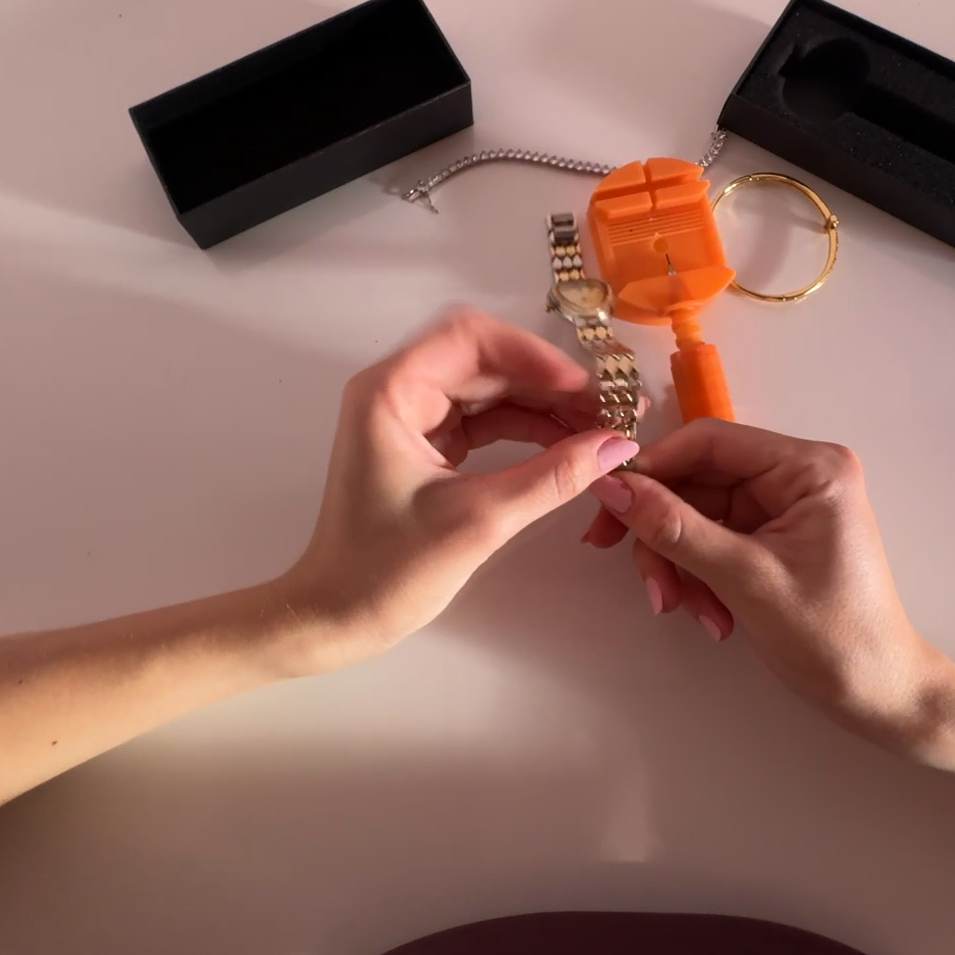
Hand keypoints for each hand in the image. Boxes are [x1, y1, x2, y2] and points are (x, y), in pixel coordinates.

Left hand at [282, 308, 640, 672]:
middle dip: (549, 383)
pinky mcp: (425, 442)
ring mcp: (411, 415)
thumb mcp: (478, 520)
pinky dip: (525, 428)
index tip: (586, 388)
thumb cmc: (386, 571)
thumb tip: (617, 445)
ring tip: (599, 428)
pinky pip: (484, 419)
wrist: (337, 616)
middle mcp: (398, 390)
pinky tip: (566, 443)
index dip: (534, 356)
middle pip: (487, 360)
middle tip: (610, 408)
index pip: (471, 338)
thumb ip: (552, 477)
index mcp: (390, 391)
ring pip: (490, 389)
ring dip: (543, 405)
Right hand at [583, 419, 954, 751]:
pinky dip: (694, 575)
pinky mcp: (765, 535)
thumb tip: (609, 485)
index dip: (652, 468)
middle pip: (694, 482)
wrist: (882, 700)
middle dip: (664, 535)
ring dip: (678, 564)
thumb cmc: (832, 638)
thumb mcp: (745, 579)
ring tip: (684, 610)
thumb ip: (674, 528)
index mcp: (806, 467)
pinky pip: (705, 539)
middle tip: (647, 583)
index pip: (708, 441)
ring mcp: (777, 506)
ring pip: (691, 514)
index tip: (607, 505)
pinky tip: (708, 614)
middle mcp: (791, 475)